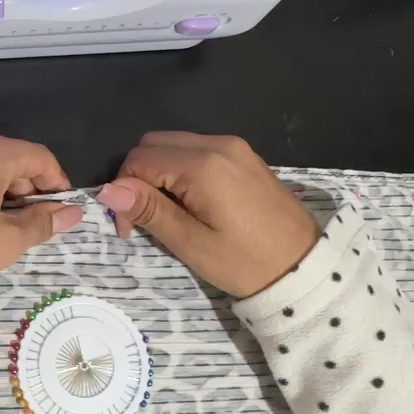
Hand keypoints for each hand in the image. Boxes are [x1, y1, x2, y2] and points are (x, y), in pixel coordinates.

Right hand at [95, 132, 318, 298]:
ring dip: (158, 172)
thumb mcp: (192, 243)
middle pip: (153, 144)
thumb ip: (149, 210)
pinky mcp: (244, 156)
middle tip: (144, 218)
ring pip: (174, 144)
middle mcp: (218, 144)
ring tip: (167, 213)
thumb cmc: (246, 263)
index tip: (129, 229)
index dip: (124, 191)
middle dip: (138, 177)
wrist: (306, 269)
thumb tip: (107, 189)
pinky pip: (197, 150)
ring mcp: (234, 147)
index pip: (139, 160)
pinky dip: (180, 170)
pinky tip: (189, 202)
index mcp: (203, 165)